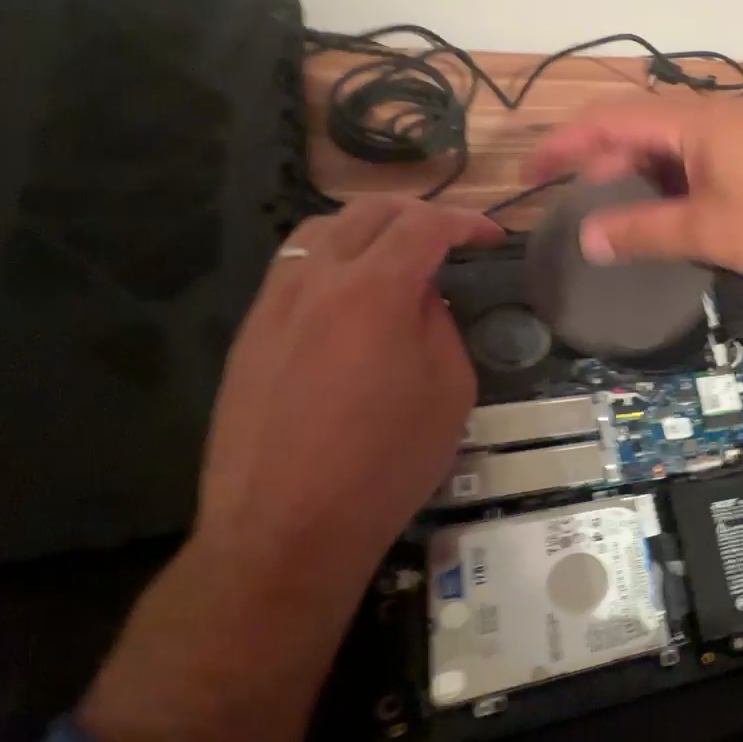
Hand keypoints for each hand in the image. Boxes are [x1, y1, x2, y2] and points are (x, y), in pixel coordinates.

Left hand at [79, 196, 501, 741]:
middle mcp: (317, 280)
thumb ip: (440, 326)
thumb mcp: (448, 391)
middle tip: (451, 238)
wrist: (284, 528)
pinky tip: (351, 294)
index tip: (492, 237)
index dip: (466, 222)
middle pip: (368, 213)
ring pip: (319, 231)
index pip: (425, 226)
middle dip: (419, 214)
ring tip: (397, 253)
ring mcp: (274, 304)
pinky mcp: (250, 333)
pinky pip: (293, 268)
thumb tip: (424, 296)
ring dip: (368, 228)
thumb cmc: (386, 462)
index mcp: (375, 291)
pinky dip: (332, 258)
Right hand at [524, 97, 742, 281]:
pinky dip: (665, 180)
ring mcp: (733, 132)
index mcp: (692, 122)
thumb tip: (586, 237)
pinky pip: (692, 157)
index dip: (563, 144)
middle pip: (634, 128)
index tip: (530, 172)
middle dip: (597, 162)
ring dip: (633, 174)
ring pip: (664, 145)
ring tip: (612, 213)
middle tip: (572, 203)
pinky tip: (662, 210)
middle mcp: (709, 115)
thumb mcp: (708, 231)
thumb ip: (642, 232)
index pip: (608, 119)